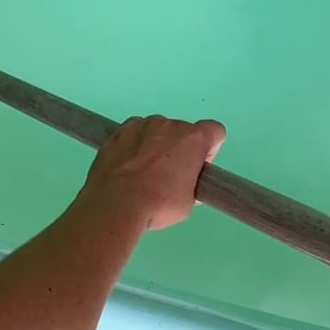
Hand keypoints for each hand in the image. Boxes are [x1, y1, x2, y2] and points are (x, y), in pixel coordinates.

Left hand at [77, 115, 226, 231]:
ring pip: (153, 130)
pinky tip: (124, 164)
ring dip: (153, 144)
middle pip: (180, 131)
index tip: (196, 167)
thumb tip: (182, 186)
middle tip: (166, 174)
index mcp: (194, 139)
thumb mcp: (188, 202)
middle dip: (177, 148)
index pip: (214, 131)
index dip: (208, 149)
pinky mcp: (115, 134)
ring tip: (141, 171)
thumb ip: (191, 185)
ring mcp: (140, 126)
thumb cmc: (159, 204)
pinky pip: (130, 134)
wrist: (115, 204)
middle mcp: (168, 125)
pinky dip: (130, 144)